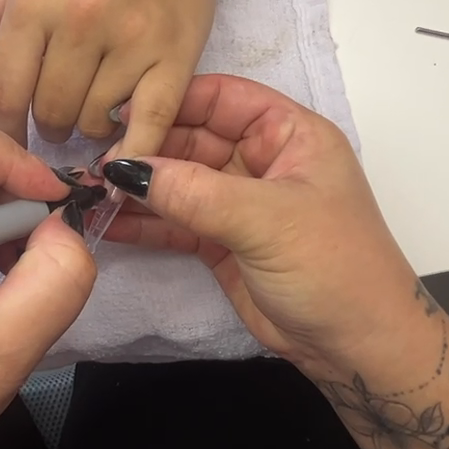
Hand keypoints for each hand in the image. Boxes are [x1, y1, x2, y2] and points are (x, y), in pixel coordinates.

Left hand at [0, 0, 241, 157]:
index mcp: (34, 1)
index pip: (5, 91)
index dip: (5, 127)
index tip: (12, 141)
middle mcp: (81, 18)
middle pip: (49, 112)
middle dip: (49, 126)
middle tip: (59, 117)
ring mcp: (132, 39)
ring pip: (92, 123)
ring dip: (89, 130)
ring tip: (94, 109)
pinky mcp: (175, 59)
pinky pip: (145, 126)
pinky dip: (129, 151)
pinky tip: (119, 162)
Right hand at [97, 74, 420, 379]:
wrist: (358, 350)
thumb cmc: (335, 268)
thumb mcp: (267, 220)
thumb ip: (194, 192)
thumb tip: (125, 171)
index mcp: (288, 134)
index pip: (220, 98)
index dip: (171, 101)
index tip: (119, 113)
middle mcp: (260, 159)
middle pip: (189, 138)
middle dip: (144, 150)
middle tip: (95, 164)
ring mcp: (236, 201)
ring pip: (175, 181)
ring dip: (136, 188)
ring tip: (90, 192)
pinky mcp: (218, 240)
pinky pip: (171, 221)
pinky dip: (140, 222)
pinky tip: (106, 221)